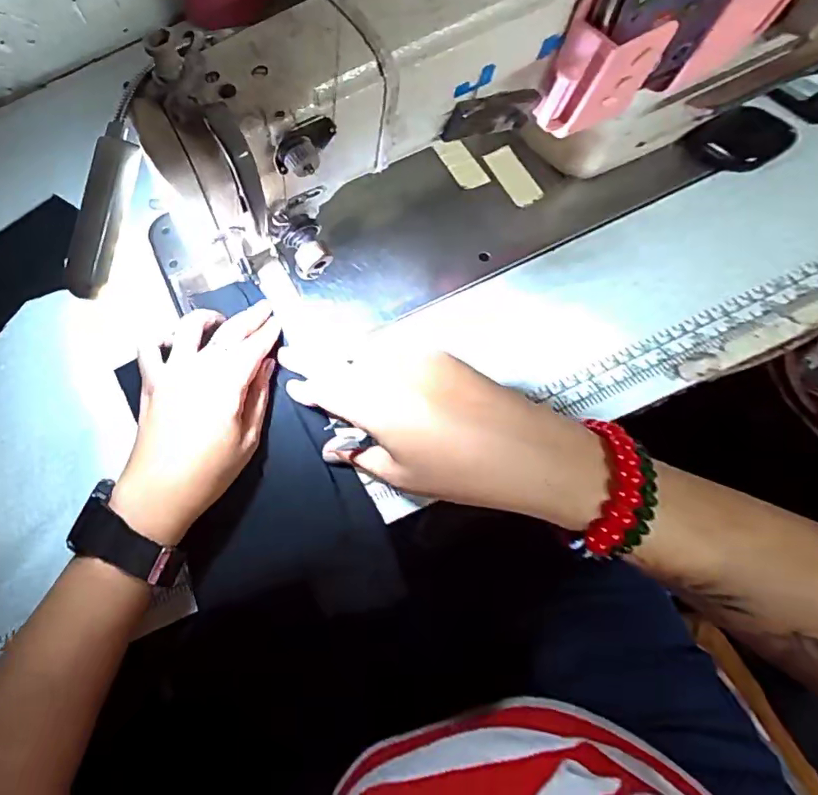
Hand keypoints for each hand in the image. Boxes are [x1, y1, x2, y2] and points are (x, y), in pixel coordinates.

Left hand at [109, 303, 281, 545]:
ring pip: (188, 328)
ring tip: (220, 320)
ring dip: (207, 318)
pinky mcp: (151, 381)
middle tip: (264, 308)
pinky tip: (174, 340)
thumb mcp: (247, 439)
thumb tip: (266, 366)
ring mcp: (171, 372)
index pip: (253, 347)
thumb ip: (258, 397)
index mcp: (227, 383)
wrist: (158, 493)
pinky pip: (149, 347)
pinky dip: (161, 337)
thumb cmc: (209, 472)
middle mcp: (198, 368)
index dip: (268, 332)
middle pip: (228, 332)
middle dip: (249, 317)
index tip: (278, 321)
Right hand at [280, 343, 608, 529]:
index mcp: (373, 402)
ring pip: (366, 344)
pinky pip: (393, 344)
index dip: (306, 381)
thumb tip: (336, 445)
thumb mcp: (403, 474)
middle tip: (295, 352)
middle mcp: (388, 368)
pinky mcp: (437, 349)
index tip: (291, 377)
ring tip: (336, 363)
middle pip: (341, 353)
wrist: (526, 448)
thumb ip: (361, 454)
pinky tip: (375, 365)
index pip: (325, 384)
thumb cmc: (461, 473)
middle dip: (316, 354)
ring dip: (347, 351)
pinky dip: (376, 351)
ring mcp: (415, 353)